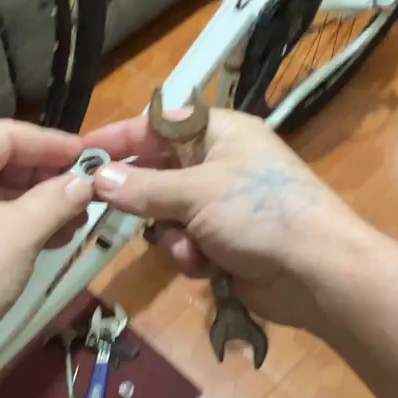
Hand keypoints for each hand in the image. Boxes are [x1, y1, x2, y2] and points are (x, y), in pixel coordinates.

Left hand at [0, 120, 92, 362]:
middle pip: (2, 160)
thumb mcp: (21, 233)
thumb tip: (88, 182)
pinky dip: (17, 222)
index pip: (9, 134)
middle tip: (89, 190)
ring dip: (38, 203)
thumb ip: (58, 199)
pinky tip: (51, 237)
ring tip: (78, 219)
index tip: (92, 155)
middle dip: (47, 177)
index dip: (54, 144)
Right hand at [82, 108, 368, 327]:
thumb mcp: (195, 193)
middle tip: (109, 210)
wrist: (316, 272)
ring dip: (172, 235)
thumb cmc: (258, 213)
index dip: (118, 139)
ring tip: (189, 247)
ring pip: (167, 214)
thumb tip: (96, 178)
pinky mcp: (225, 241)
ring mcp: (222, 204)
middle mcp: (219, 162)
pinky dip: (192, 254)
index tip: (81, 154)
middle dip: (144, 199)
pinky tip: (207, 265)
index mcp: (218, 132)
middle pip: (158, 173)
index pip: (156, 126)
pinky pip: (186, 242)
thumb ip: (142, 187)